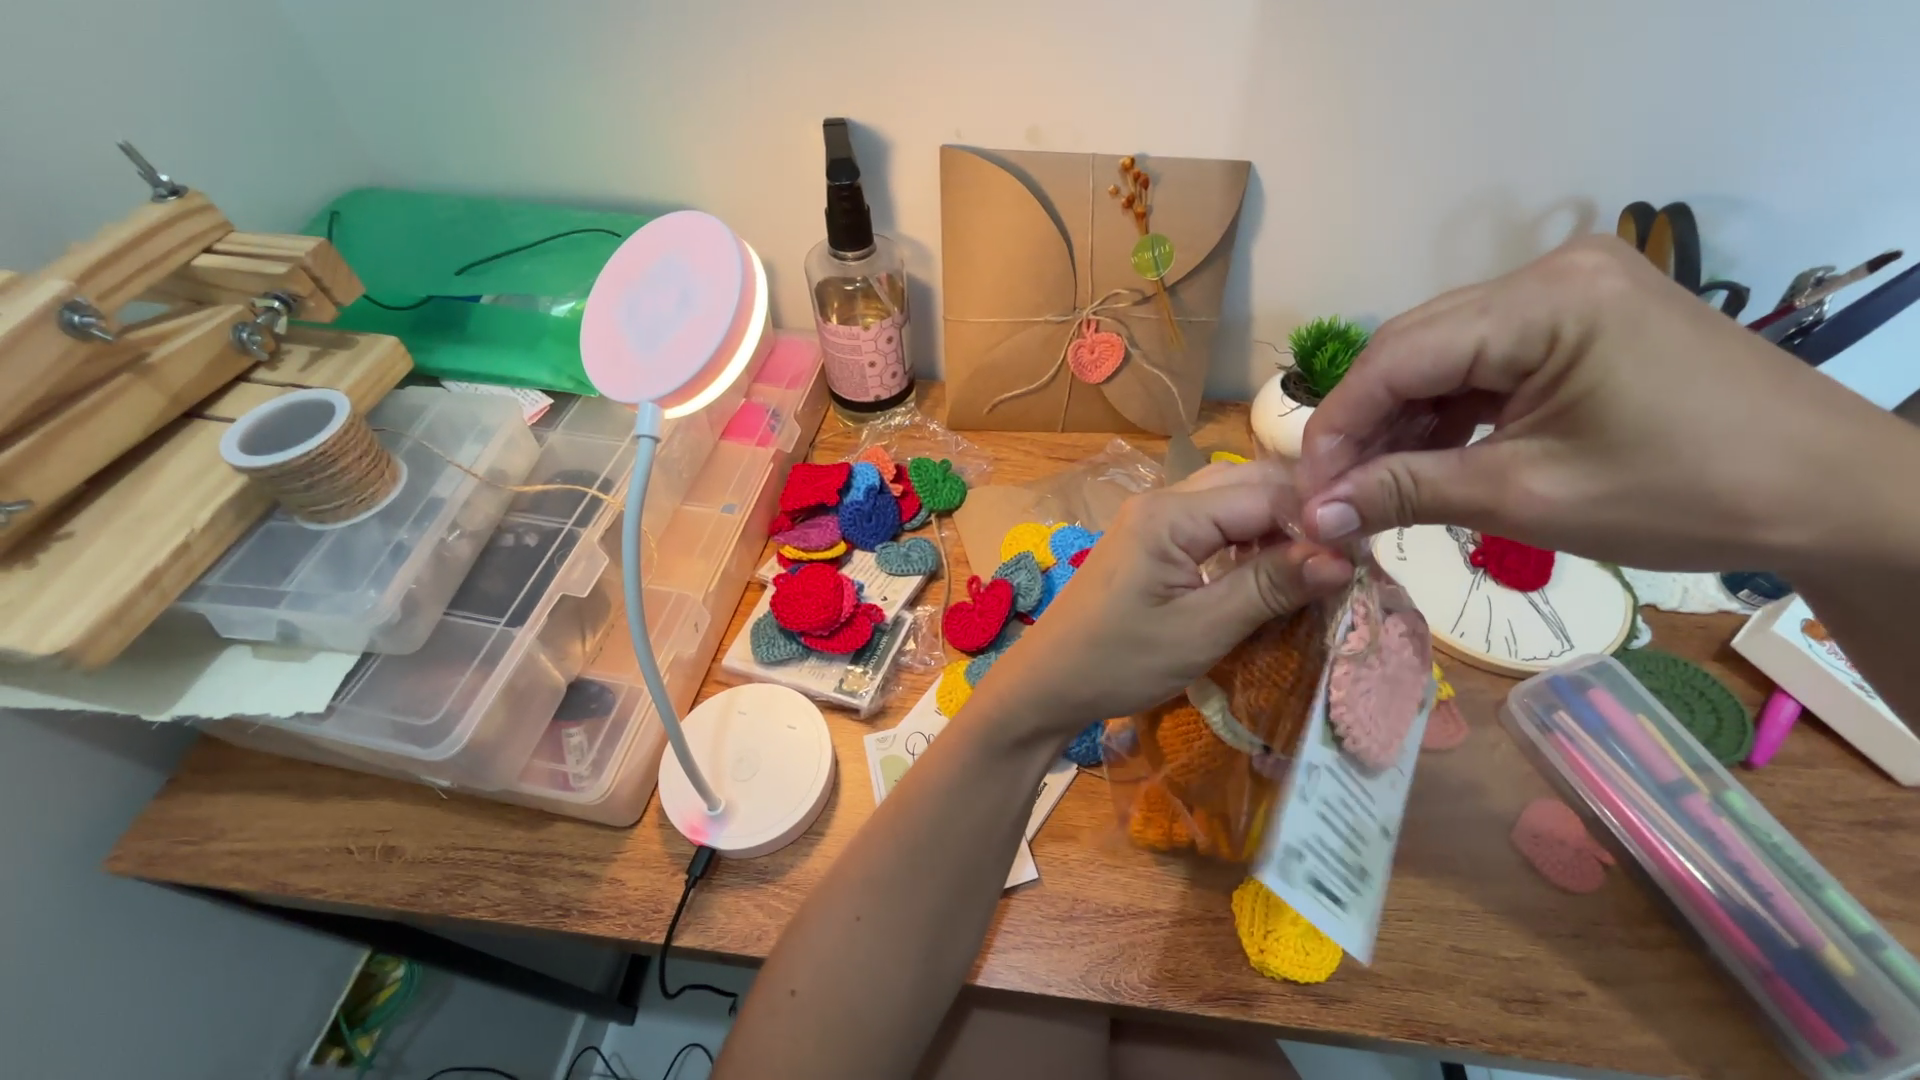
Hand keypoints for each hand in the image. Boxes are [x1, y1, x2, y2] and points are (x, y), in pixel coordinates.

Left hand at [970, 461, 1352, 744]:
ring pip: (1234, 502)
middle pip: (1251, 485)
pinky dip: (1248, 542)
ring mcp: (1153, 518)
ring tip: (1319, 568)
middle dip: (1304, 516)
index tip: (1365, 558)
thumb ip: (1268, 587)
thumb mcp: (1200, 631)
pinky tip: (1271, 572)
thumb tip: (1342, 556)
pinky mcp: (1151, 541)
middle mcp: (1161, 500)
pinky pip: (1213, 524)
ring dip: (1278, 528)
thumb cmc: (1118, 662)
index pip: (1267, 492)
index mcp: (1170, 513)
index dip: (1320, 520)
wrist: (1048, 683)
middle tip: (1348, 560)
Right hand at [1296, 235, 1899, 573]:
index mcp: (1545, 301)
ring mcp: (1569, 291)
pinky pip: (1482, 362)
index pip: (1397, 357)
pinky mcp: (1579, 319)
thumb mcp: (1526, 497)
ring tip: (1373, 486)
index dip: (1336, 427)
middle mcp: (1550, 273)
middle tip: (1333, 495)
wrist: (1833, 497)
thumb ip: (1404, 492)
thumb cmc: (1684, 495)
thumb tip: (1313, 514)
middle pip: (1413, 350)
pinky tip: (1425, 458)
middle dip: (1364, 426)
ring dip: (1400, 422)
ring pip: (1441, 356)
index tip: (1306, 492)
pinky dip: (1446, 413)